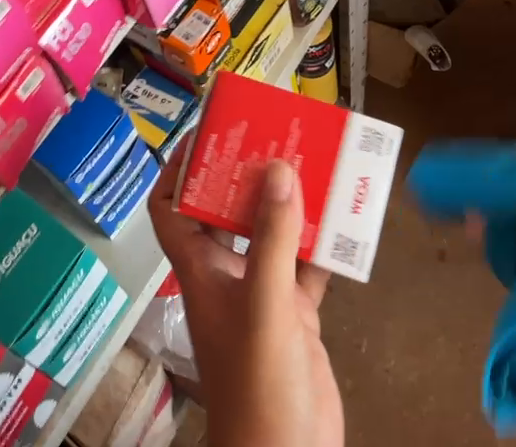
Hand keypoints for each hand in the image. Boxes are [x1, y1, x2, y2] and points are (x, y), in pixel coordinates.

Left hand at [149, 155, 343, 446]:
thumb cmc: (259, 384)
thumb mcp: (264, 306)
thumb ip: (269, 240)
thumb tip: (276, 168)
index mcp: (200, 270)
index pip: (171, 208)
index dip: (179, 169)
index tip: (207, 132)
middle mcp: (227, 275)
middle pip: (227, 212)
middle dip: (246, 175)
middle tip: (274, 135)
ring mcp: (262, 295)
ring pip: (271, 235)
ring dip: (289, 203)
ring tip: (313, 162)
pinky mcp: (296, 315)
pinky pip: (307, 267)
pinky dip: (323, 244)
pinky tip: (344, 218)